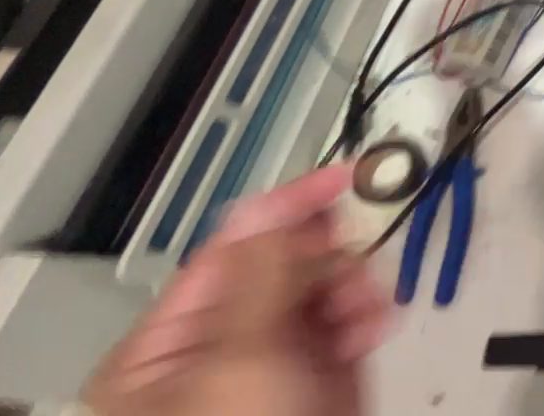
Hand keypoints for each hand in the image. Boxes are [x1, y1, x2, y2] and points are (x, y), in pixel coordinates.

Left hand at [85, 165, 391, 415]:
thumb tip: (274, 208)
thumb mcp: (243, 359)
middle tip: (356, 276)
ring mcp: (272, 356)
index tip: (347, 175)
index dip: (289, 205)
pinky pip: (349, 314)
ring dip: (358, 289)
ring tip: (365, 318)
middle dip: (333, 263)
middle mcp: (220, 342)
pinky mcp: (319, 367)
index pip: (234, 247)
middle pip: (288, 262)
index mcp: (173, 342)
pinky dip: (369, 312)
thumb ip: (261, 277)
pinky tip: (370, 329)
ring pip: (327, 284)